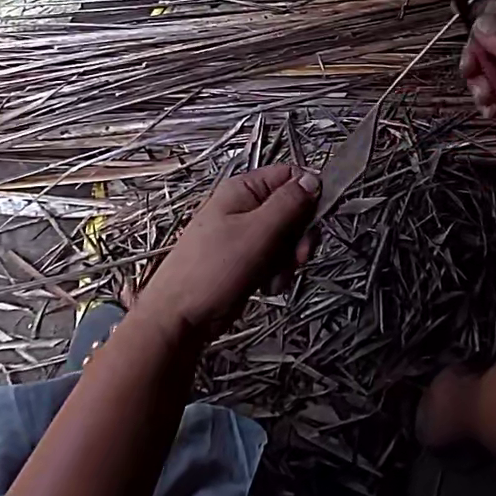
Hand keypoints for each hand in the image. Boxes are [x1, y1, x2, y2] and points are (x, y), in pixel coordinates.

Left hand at [135, 164, 319, 337]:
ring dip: (288, 259)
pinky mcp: (245, 259)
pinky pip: (275, 258)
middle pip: (293, 209)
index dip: (308, 195)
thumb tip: (313, 179)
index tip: (316, 219)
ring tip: (274, 275)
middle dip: (300, 235)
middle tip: (297, 255)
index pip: (290, 176)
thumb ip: (290, 203)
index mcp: (244, 189)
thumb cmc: (212, 271)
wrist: (179, 319)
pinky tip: (265, 285)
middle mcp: (244, 207)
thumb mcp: (258, 231)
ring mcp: (244, 234)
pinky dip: (277, 272)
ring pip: (287, 237)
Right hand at [461, 0, 495, 163]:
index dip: (485, 20)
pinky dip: (485, 99)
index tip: (470, 34)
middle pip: (490, 39)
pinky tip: (493, 108)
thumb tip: (483, 22)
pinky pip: (489, 89)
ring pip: (485, 66)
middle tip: (471, 69)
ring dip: (479, 81)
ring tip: (486, 96)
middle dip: (477, 55)